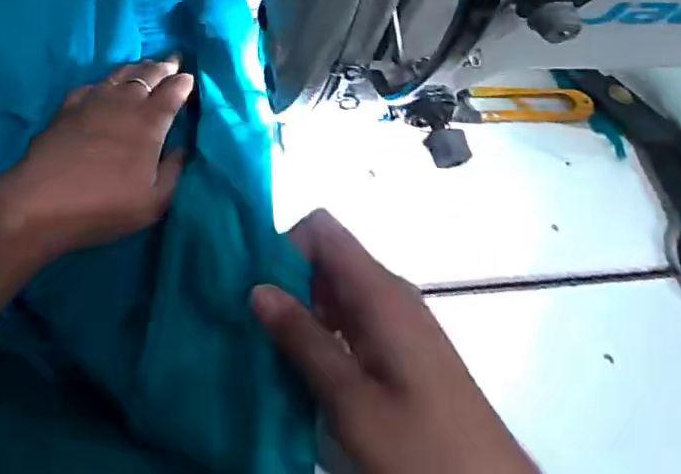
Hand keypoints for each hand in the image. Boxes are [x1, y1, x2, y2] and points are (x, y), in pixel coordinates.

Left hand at [0, 57, 192, 255]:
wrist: (40, 202)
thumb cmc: (104, 205)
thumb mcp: (154, 201)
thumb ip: (174, 170)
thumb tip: (184, 147)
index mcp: (150, 120)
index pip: (174, 90)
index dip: (184, 82)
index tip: (190, 78)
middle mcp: (125, 101)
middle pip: (149, 73)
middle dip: (165, 66)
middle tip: (174, 60)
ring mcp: (94, 99)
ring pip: (121, 73)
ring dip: (138, 68)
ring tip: (146, 66)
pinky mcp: (68, 106)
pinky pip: (94, 84)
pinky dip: (107, 81)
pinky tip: (106, 86)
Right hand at [251, 210, 538, 473]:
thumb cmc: (423, 451)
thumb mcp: (352, 403)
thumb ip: (304, 340)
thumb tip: (258, 287)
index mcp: (379, 291)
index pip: (322, 229)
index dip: (285, 248)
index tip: (260, 295)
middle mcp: (390, 294)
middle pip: (326, 261)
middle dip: (287, 287)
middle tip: (258, 335)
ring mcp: (399, 323)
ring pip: (336, 295)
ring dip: (302, 319)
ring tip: (274, 362)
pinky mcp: (404, 352)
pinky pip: (353, 325)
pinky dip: (324, 341)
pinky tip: (306, 383)